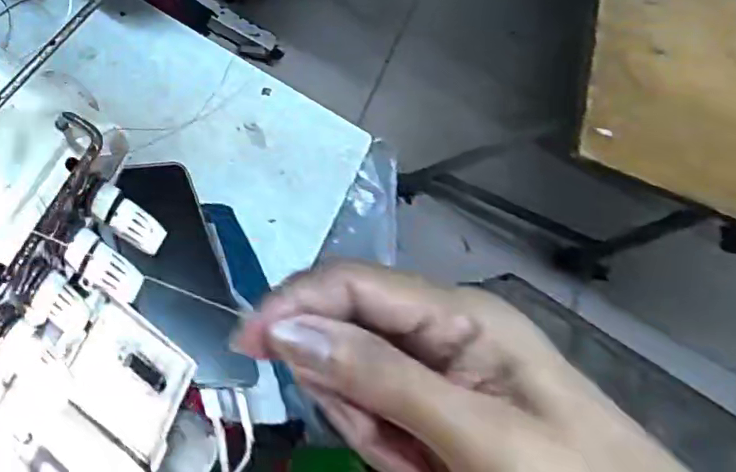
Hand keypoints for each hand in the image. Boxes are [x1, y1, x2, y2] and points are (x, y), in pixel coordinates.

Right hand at [233, 262, 684, 471]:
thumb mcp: (488, 443)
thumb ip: (383, 377)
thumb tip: (283, 327)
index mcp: (459, 314)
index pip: (346, 282)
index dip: (290, 303)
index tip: (247, 347)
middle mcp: (441, 328)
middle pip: (342, 330)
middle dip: (345, 388)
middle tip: (387, 451)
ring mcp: (441, 368)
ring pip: (350, 373)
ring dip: (365, 424)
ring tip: (417, 469)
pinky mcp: (438, 407)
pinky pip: (374, 408)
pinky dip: (382, 443)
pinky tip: (420, 469)